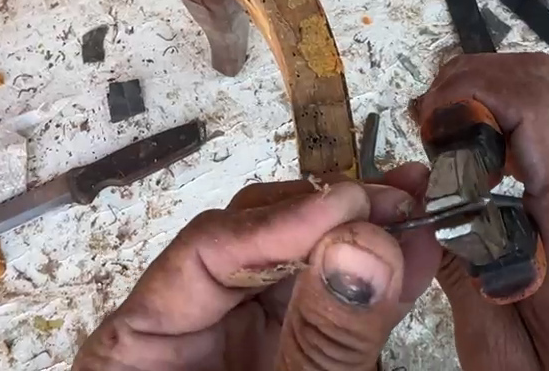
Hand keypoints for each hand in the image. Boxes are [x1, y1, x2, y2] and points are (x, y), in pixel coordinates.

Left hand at [75, 165, 441, 369]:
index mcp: (135, 350)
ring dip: (356, 233)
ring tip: (412, 201)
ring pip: (293, 265)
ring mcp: (232, 345)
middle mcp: (181, 333)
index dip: (283, 220)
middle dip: (328, 215)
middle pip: (250, 244)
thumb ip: (318, 347)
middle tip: (397, 195)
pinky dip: (366, 278)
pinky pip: (321, 304)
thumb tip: (365, 241)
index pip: (203, 254)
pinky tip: (410, 251)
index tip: (357, 205)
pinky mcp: (278, 359)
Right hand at [418, 53, 548, 369]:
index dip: (472, 87)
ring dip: (492, 101)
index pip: (537, 103)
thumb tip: (422, 198)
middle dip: (473, 81)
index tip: (429, 125)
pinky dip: (513, 129)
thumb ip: (460, 274)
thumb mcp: (506, 363)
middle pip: (545, 83)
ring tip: (449, 146)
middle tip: (430, 127)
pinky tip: (484, 173)